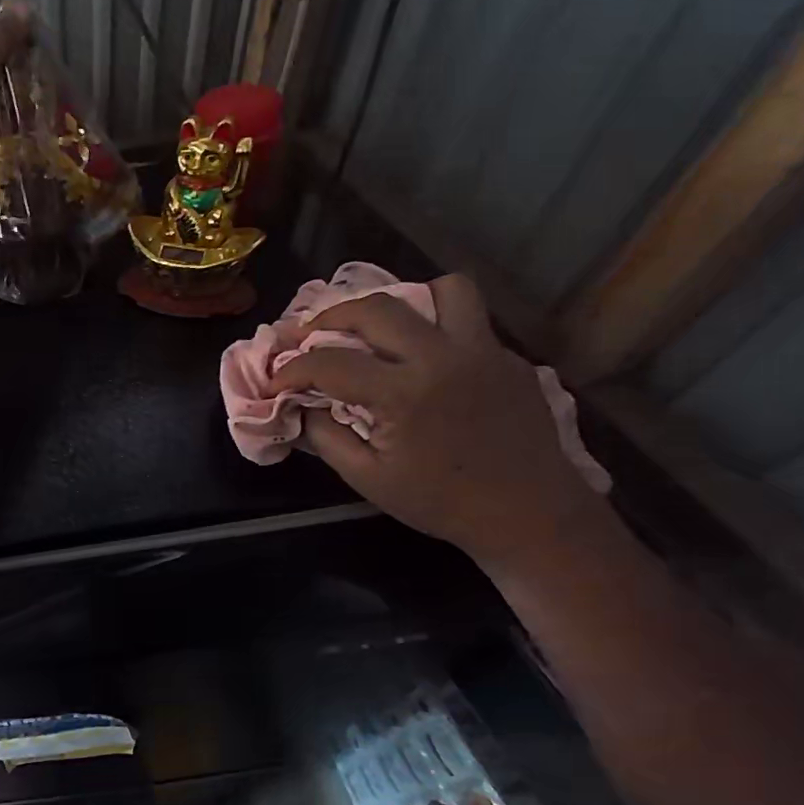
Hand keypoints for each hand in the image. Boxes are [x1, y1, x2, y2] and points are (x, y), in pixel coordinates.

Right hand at [272, 275, 609, 567]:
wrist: (528, 513)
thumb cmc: (439, 502)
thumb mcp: (366, 478)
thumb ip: (326, 437)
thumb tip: (302, 407)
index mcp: (403, 394)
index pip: (330, 363)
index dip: (292, 370)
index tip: (275, 382)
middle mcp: (443, 358)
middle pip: (377, 308)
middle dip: (330, 317)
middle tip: (310, 336)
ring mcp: (483, 351)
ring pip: (444, 290)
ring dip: (402, 303)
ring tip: (381, 328)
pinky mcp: (508, 357)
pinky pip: (470, 320)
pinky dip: (435, 326)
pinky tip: (420, 359)